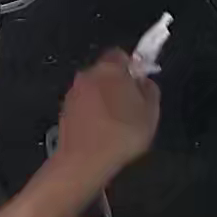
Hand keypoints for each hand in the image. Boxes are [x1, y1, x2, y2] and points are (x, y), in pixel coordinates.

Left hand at [55, 50, 159, 181]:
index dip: (133, 66)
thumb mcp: (151, 112)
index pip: (122, 54)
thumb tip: (144, 82)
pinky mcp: (64, 111)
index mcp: (110, 68)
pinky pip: (84, 105)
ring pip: (94, 89)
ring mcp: (73, 93)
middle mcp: (87, 75)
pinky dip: (93, 113)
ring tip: (118, 123)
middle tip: (133, 105)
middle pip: (106, 72)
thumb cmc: (121, 134)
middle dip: (119, 84)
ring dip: (105, 99)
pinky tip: (103, 132)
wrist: (84, 162)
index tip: (141, 82)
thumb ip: (150, 89)